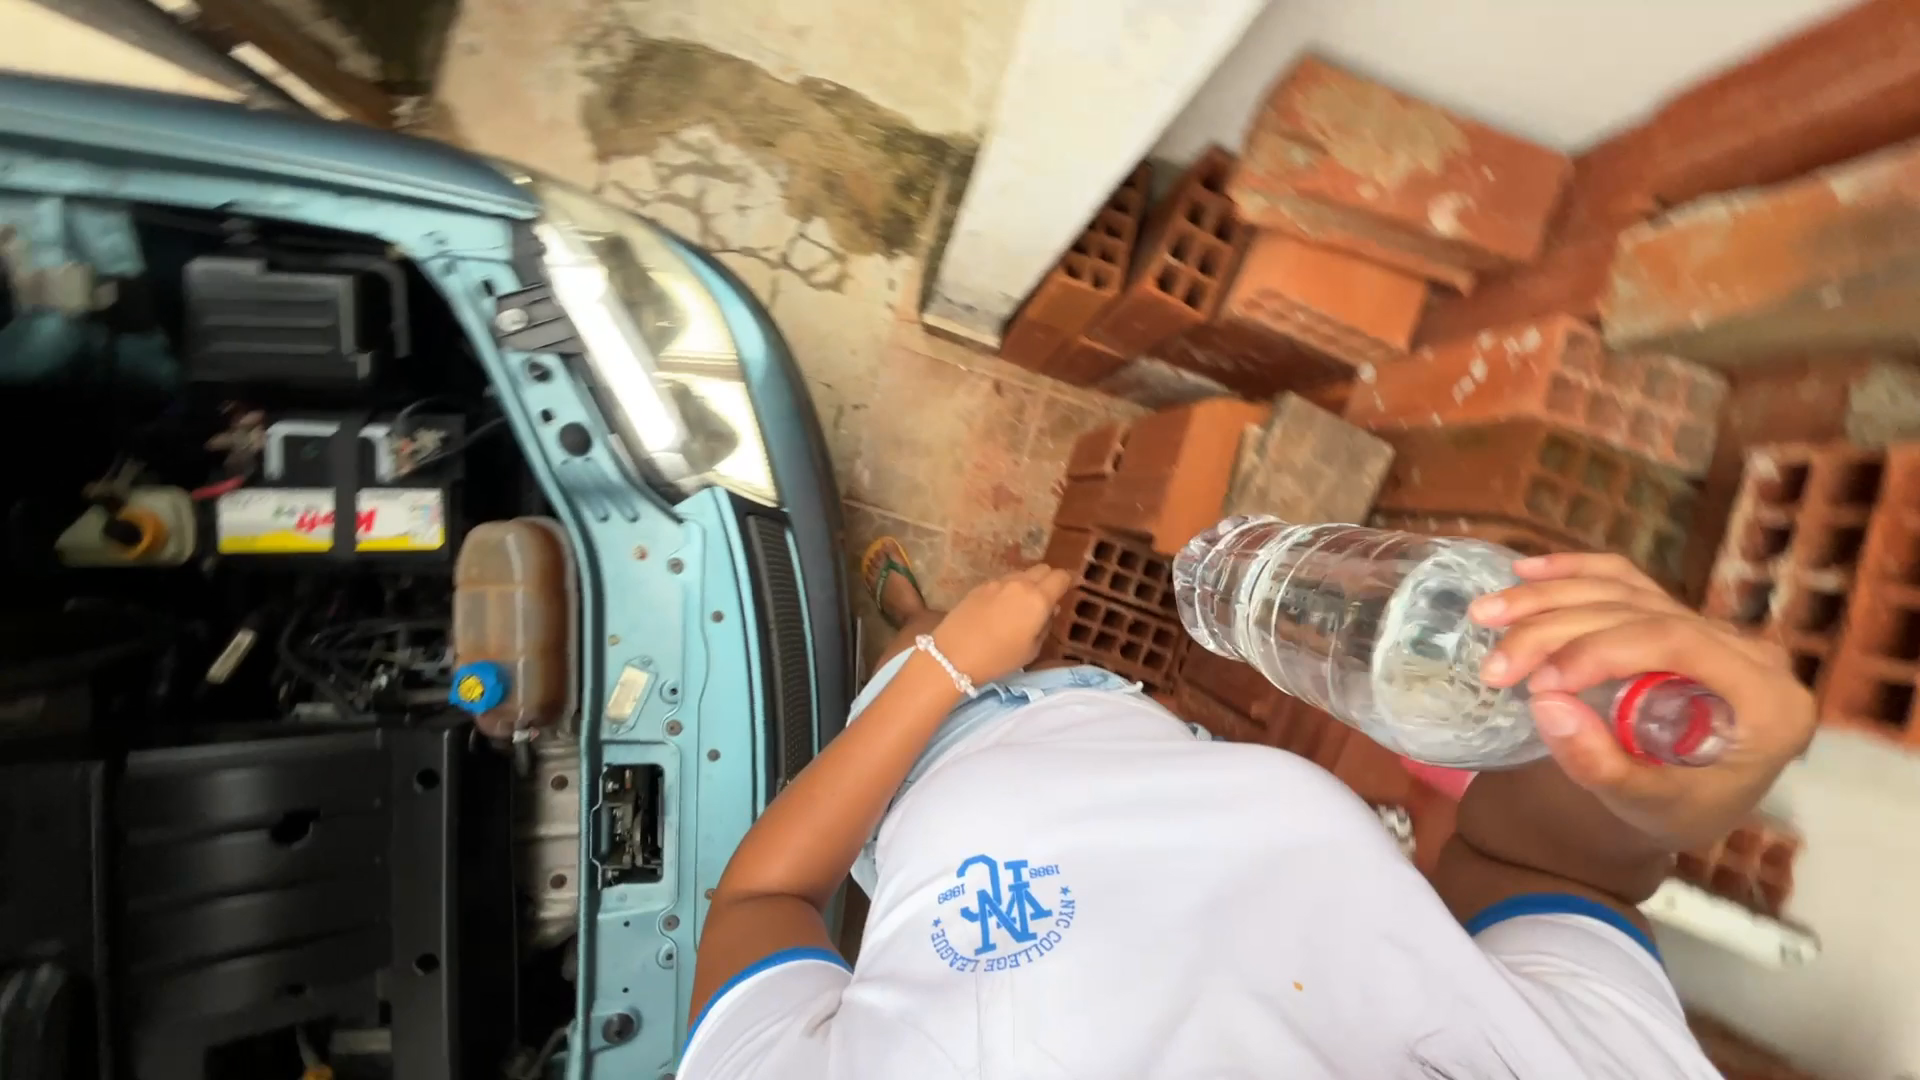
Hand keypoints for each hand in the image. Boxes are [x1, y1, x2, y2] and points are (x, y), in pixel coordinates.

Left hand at [931, 564, 1073, 685]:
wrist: (953, 655)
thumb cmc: (998, 659)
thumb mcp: (1031, 650)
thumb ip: (1045, 625)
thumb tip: (1049, 610)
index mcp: (1038, 599)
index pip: (1061, 577)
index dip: (1070, 580)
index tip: (1073, 586)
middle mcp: (1020, 584)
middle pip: (1043, 569)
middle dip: (1050, 579)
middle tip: (1050, 596)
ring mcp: (997, 582)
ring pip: (1021, 573)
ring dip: (1029, 582)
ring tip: (1024, 603)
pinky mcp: (979, 586)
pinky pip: (1003, 581)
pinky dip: (1010, 588)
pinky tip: (1002, 607)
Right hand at [1470, 553, 1815, 847]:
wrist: (1681, 801)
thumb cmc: (1671, 808)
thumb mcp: (1641, 804)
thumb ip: (1600, 763)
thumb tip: (1545, 703)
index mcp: (1764, 698)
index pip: (1675, 642)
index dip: (1597, 650)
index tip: (1537, 685)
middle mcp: (1745, 651)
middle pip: (1634, 612)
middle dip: (1551, 632)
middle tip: (1493, 668)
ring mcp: (1707, 627)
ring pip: (1616, 589)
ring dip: (1542, 597)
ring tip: (1483, 614)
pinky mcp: (1669, 616)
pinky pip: (1619, 577)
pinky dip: (1568, 570)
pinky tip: (1524, 569)